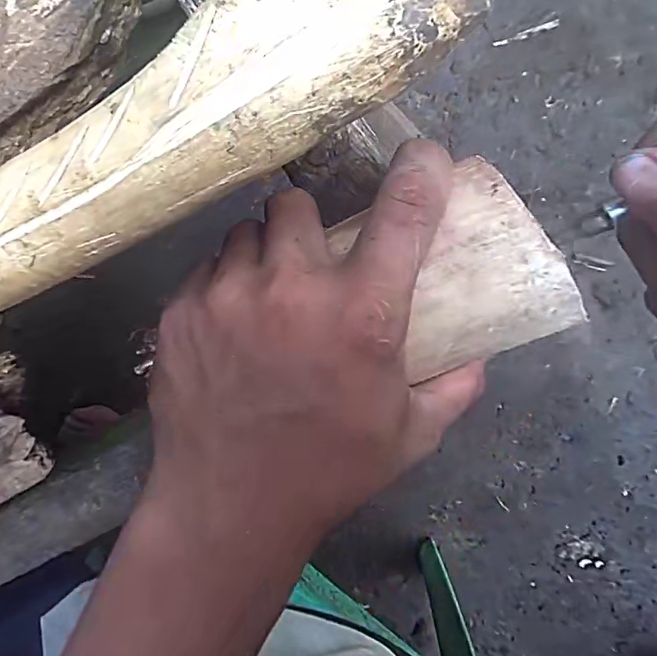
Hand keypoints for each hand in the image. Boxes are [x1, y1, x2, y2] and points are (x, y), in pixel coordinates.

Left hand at [146, 140, 486, 549]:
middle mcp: (291, 287)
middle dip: (304, 221)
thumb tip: (477, 357)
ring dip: (259, 252)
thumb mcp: (407, 434)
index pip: (403, 214)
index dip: (420, 172)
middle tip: (305, 255)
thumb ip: (450, 388)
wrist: (228, 501)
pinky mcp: (180, 308)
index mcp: (362, 313)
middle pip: (294, 203)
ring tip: (261, 292)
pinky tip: (224, 323)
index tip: (424, 154)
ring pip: (243, 233)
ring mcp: (227, 293)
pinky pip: (205, 269)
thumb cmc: (327, 469)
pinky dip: (219, 283)